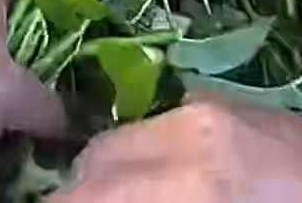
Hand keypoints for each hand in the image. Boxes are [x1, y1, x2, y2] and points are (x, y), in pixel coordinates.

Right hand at [51, 91, 301, 202]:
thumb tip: (110, 200)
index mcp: (202, 179)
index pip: (95, 192)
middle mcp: (193, 130)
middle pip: (96, 164)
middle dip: (73, 198)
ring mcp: (210, 111)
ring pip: (120, 143)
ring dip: (100, 183)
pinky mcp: (227, 108)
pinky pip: (154, 132)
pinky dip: (136, 167)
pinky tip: (149, 192)